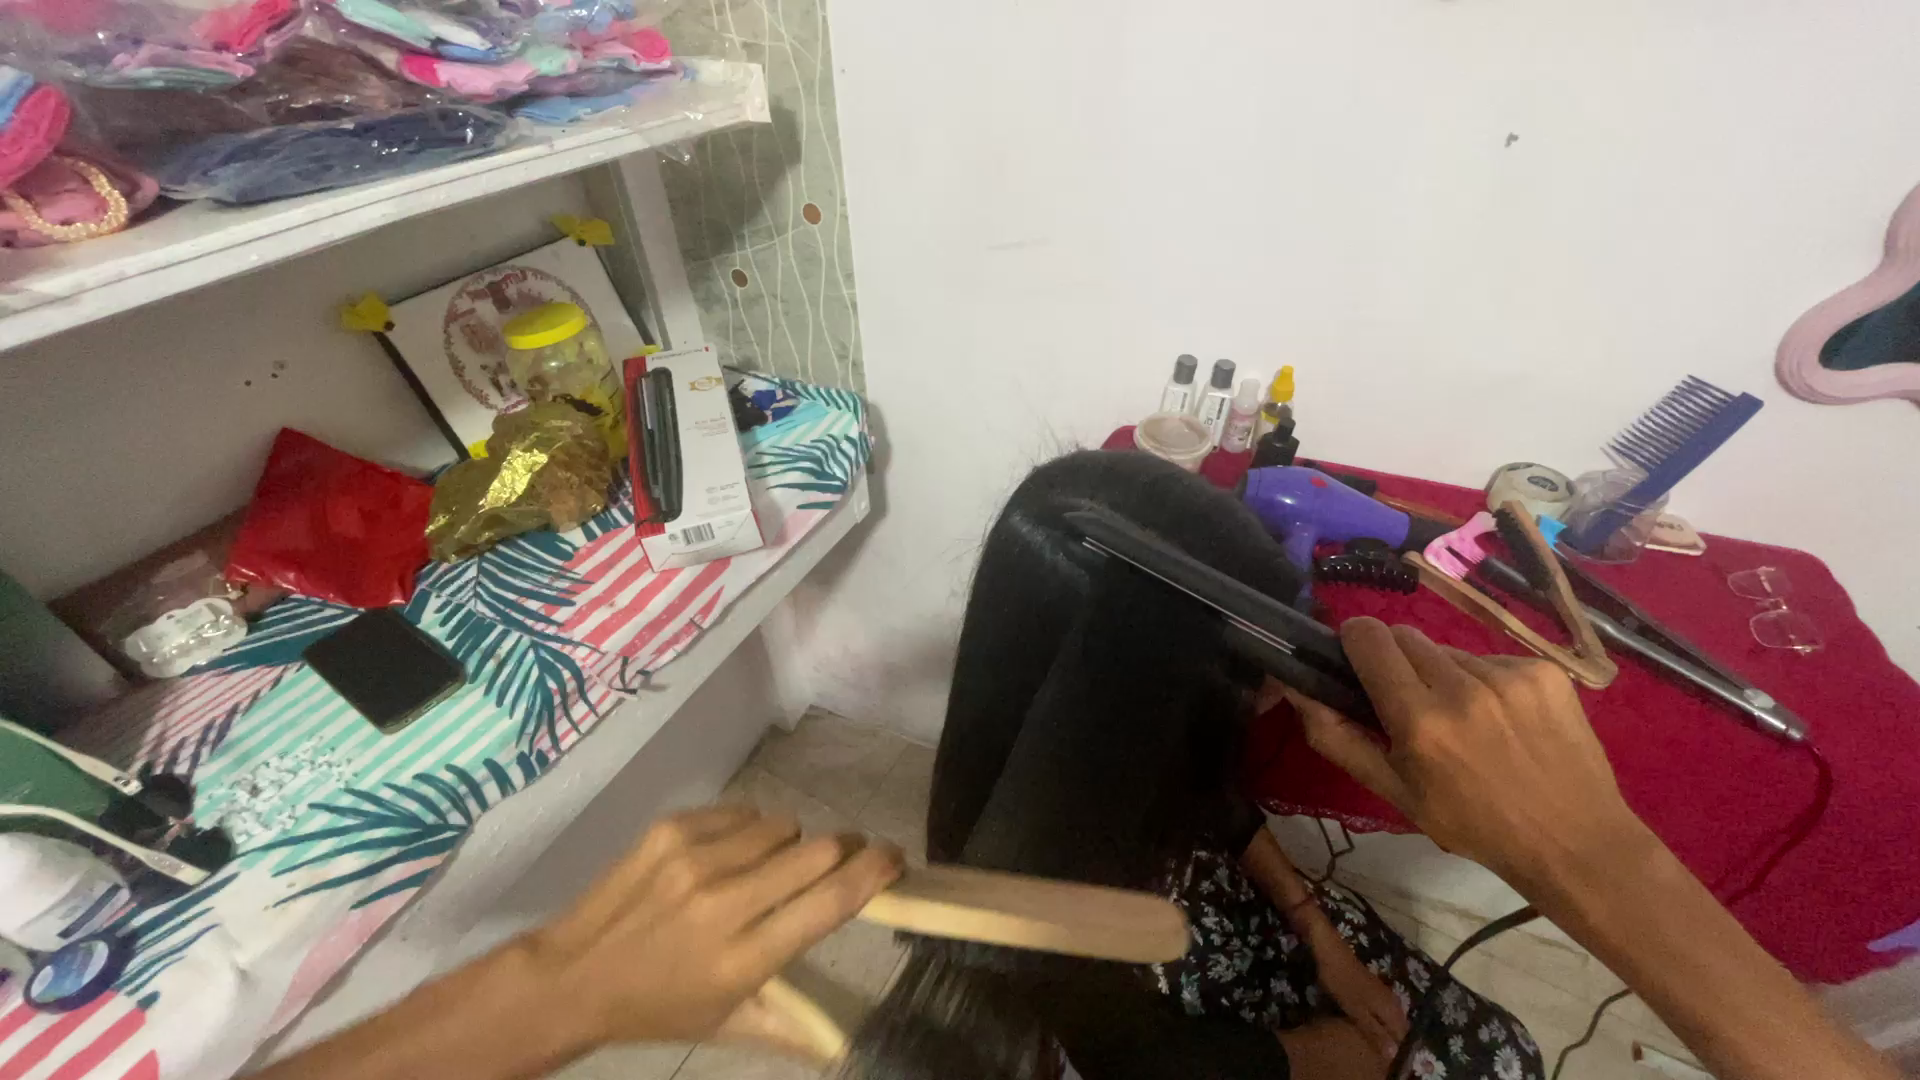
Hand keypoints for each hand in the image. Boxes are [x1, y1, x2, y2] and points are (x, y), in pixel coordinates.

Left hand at [525, 804, 902, 1045]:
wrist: (572, 974)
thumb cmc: (659, 1006)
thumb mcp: (728, 1024)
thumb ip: (792, 1024)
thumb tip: (845, 1039)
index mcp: (743, 959)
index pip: (831, 902)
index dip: (875, 872)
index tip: (894, 860)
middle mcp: (725, 903)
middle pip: (819, 851)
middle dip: (843, 850)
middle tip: (842, 858)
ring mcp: (696, 859)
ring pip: (783, 826)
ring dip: (788, 844)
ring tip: (765, 867)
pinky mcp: (673, 828)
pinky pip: (744, 813)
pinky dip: (749, 831)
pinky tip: (726, 855)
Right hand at [1288, 617, 1644, 893]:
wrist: (1576, 842)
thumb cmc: (1472, 823)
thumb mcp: (1392, 791)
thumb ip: (1336, 737)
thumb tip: (1297, 689)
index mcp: (1418, 720)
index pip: (1368, 637)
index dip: (1354, 641)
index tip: (1357, 662)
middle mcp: (1461, 687)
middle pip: (1403, 635)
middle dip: (1395, 659)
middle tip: (1408, 700)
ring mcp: (1508, 676)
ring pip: (1446, 650)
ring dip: (1440, 673)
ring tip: (1464, 718)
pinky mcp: (1544, 672)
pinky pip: (1489, 659)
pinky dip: (1484, 681)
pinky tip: (1502, 718)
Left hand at [1308, 926, 1407, 1057]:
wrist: (1329, 949)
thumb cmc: (1341, 980)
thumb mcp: (1355, 1009)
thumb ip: (1375, 1032)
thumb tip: (1395, 1056)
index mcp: (1392, 1010)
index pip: (1404, 1038)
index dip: (1397, 1052)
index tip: (1385, 1061)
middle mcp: (1393, 1003)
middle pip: (1398, 1030)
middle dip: (1390, 1043)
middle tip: (1376, 1053)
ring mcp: (1383, 994)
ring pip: (1389, 1020)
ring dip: (1382, 1032)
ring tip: (1371, 1042)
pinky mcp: (1371, 988)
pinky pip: (1380, 1011)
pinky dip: (1375, 1020)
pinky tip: (1364, 1024)